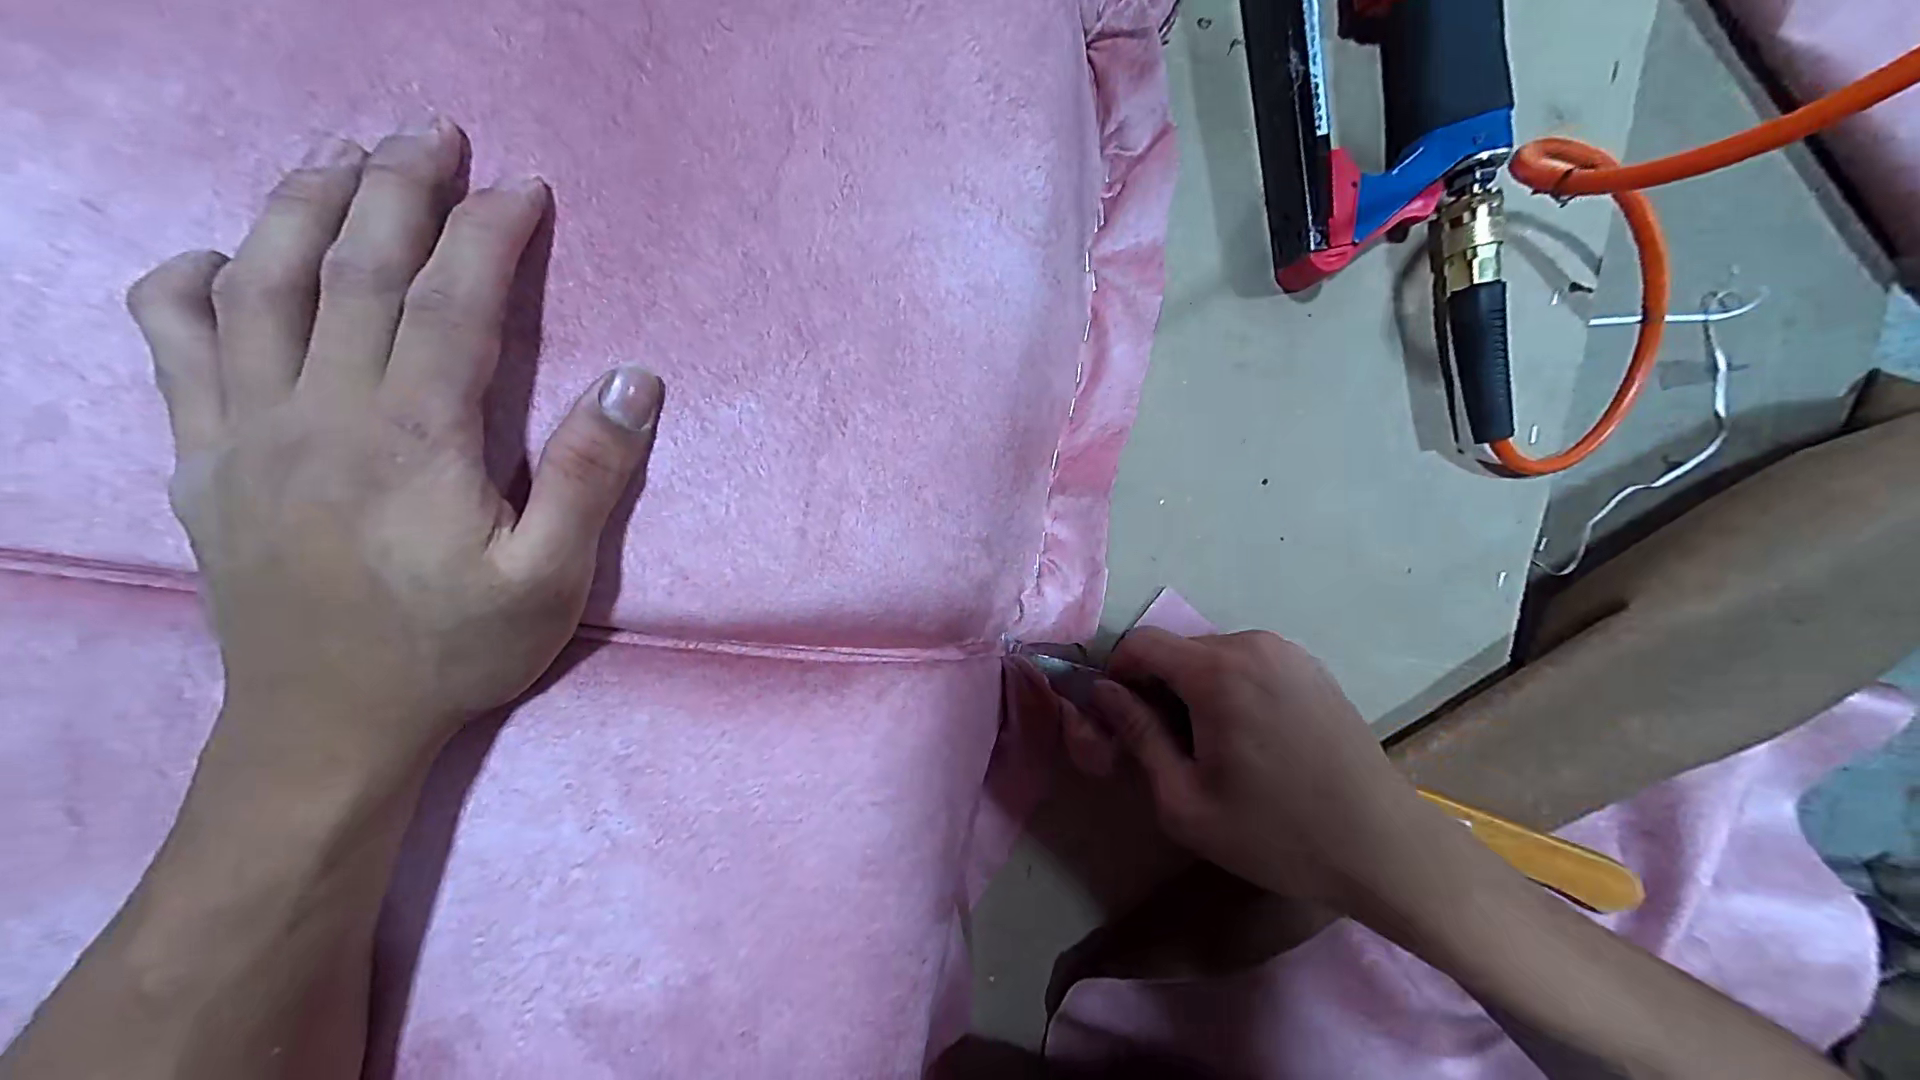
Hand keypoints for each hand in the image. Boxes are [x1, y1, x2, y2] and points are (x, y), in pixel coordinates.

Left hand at [126, 117, 662, 769]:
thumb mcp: (552, 578)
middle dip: (398, 190)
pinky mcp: (205, 459)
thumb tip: (633, 380)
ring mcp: (244, 431)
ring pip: (255, 283)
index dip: (489, 235)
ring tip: (342, 157)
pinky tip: (217, 259)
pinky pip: (175, 344)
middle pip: (351, 269)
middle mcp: (317, 412)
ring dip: (299, 205)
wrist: (326, 725)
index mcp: (410, 437)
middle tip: (432, 131)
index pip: (451, 304)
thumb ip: (591, 477)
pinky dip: (191, 283)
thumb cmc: (455, 650)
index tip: (523, 188)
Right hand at [1086, 628, 1437, 911]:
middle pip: (1176, 649)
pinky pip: (1246, 661)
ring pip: (1210, 654)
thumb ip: (1137, 735)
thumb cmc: (1276, 832)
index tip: (1120, 716)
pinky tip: (1249, 736)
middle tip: (1164, 742)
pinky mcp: (1310, 666)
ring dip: (1192, 687)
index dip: (1118, 673)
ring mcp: (1287, 652)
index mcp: (1218, 672)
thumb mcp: (1185, 800)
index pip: (1141, 642)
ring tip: (1210, 745)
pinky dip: (1228, 686)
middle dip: (1156, 685)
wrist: (1385, 847)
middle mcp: (1252, 645)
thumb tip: (1102, 692)